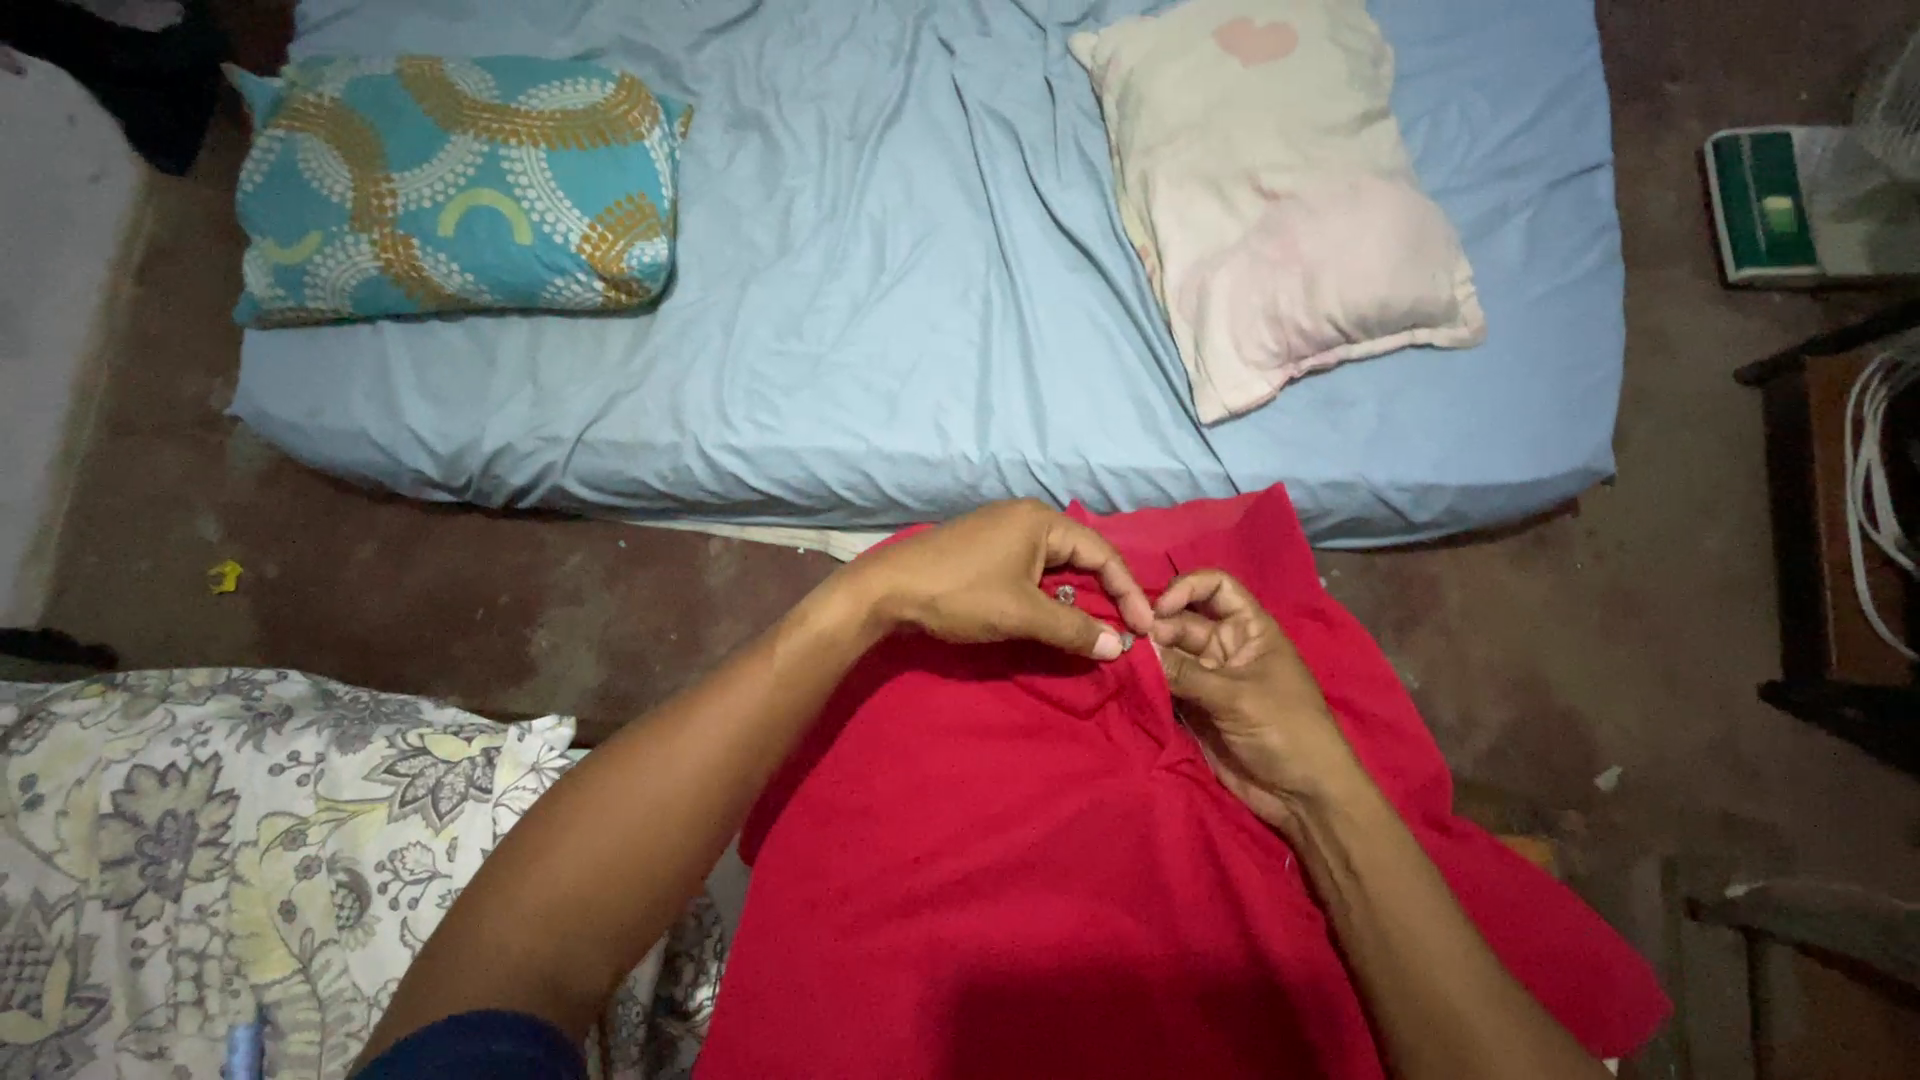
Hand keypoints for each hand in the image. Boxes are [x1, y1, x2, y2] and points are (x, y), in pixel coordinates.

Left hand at [850, 499, 1153, 659]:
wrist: (886, 589)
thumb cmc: (960, 594)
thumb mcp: (1021, 614)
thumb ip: (1072, 629)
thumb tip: (1117, 647)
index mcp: (1041, 521)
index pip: (1102, 553)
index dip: (1127, 592)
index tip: (1145, 628)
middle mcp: (1025, 517)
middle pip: (1081, 555)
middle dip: (1104, 594)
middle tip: (1124, 630)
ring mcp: (1002, 530)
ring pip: (1055, 564)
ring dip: (1075, 596)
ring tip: (1091, 628)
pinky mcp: (984, 548)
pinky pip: (1031, 568)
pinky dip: (1047, 593)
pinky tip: (1049, 615)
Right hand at [1151, 569, 1369, 834]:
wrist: (1302, 796)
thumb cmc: (1286, 731)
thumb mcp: (1237, 697)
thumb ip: (1184, 673)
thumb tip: (1135, 648)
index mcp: (1250, 629)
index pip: (1216, 587)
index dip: (1186, 588)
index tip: (1160, 609)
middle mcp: (1226, 646)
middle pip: (1183, 621)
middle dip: (1156, 628)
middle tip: (1129, 644)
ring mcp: (1208, 678)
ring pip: (1169, 654)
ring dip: (1147, 657)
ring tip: (1122, 663)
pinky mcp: (1193, 707)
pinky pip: (1165, 686)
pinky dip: (1147, 683)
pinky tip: (1126, 682)